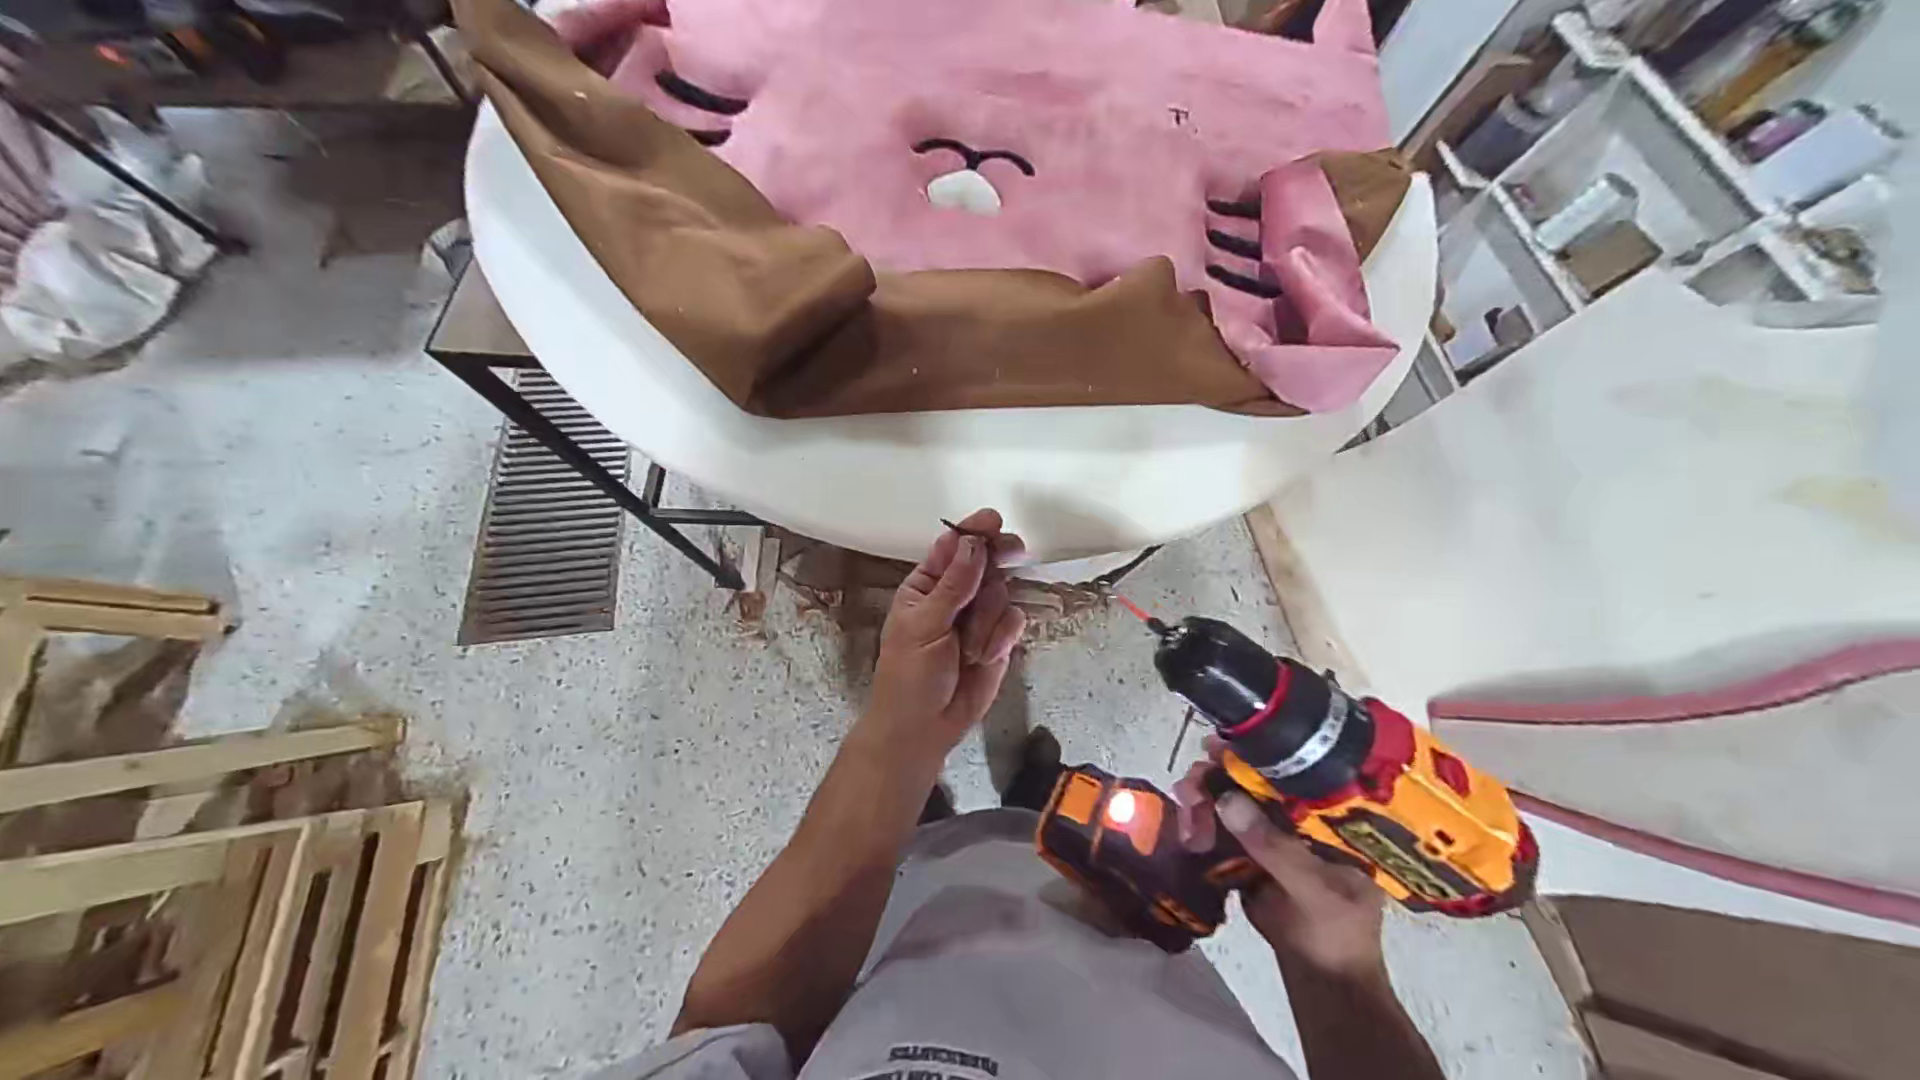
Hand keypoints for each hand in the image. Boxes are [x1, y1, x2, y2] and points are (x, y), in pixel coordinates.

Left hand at [862, 509, 1026, 761]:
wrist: (924, 729)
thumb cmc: (909, 676)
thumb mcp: (924, 626)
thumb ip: (953, 585)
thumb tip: (973, 544)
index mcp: (926, 585)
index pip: (953, 548)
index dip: (973, 532)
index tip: (992, 522)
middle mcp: (956, 595)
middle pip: (986, 562)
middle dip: (997, 559)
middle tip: (1014, 551)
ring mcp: (979, 616)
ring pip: (1002, 593)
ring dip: (989, 618)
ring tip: (970, 648)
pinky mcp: (999, 639)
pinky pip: (1013, 621)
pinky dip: (1002, 638)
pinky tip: (985, 657)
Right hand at [1174, 745, 1386, 980]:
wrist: (1320, 979)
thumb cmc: (1335, 933)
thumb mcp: (1314, 890)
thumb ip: (1274, 847)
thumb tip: (1227, 800)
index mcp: (1327, 814)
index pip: (1289, 772)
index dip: (1253, 755)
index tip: (1218, 747)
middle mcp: (1297, 813)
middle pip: (1250, 780)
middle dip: (1216, 778)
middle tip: (1191, 787)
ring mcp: (1269, 830)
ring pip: (1228, 798)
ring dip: (1201, 799)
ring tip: (1186, 813)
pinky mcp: (1245, 847)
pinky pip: (1216, 823)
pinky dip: (1198, 821)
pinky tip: (1185, 827)